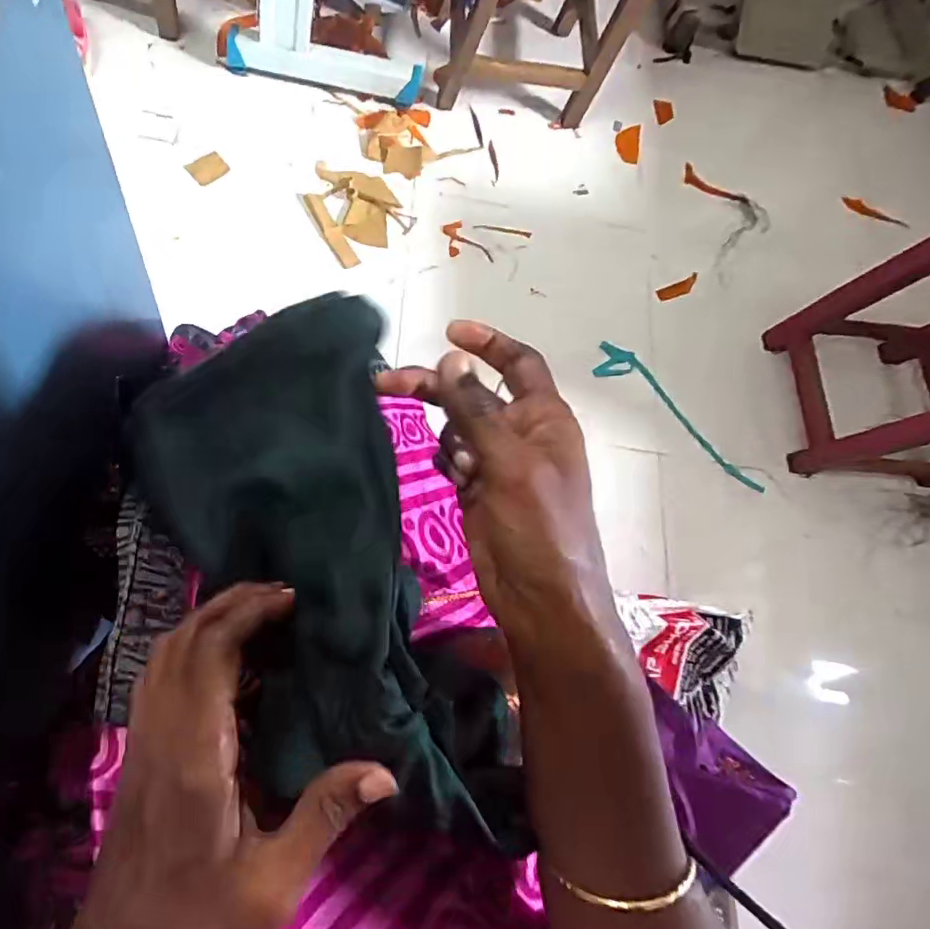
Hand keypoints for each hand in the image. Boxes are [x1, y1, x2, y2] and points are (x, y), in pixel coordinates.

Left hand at [69, 582, 398, 928]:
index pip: (213, 650)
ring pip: (166, 648)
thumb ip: (323, 815)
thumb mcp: (272, 880)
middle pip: (187, 636)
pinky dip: (189, 643)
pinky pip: (159, 671)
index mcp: (196, 748)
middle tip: (280, 593)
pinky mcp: (139, 743)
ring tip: (255, 612)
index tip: (290, 598)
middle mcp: (162, 725)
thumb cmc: (198, 917)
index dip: (249, 611)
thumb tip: (383, 772)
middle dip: (231, 602)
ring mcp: (143, 731)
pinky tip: (219, 656)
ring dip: (207, 617)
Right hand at [374, 322, 624, 660]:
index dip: (487, 342)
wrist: (540, 599)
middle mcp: (520, 433)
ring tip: (461, 470)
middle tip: (385, 382)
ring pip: (457, 427)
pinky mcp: (476, 488)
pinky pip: (451, 458)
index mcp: (544, 418)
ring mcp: (497, 462)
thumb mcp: (509, 462)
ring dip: (448, 437)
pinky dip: (446, 461)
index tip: (449, 329)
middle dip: (437, 387)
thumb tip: (451, 360)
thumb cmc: (539, 527)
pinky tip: (455, 480)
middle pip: (472, 393)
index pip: (518, 363)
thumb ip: (476, 411)